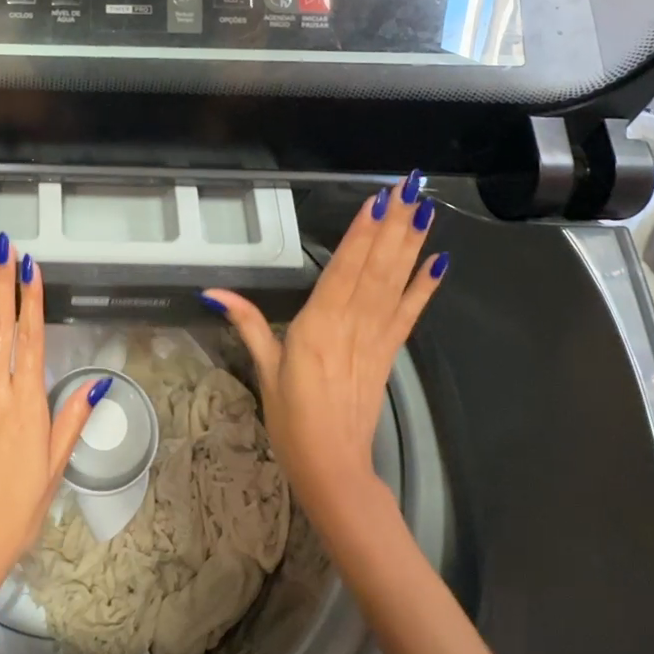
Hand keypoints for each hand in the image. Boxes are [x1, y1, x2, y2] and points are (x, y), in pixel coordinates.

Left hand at [0, 234, 100, 583]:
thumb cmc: (18, 508)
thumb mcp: (55, 467)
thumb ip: (71, 420)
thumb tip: (99, 384)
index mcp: (27, 405)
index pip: (30, 340)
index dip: (31, 300)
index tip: (31, 269)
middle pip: (0, 329)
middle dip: (2, 286)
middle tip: (2, 251)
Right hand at [203, 171, 446, 487]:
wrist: (333, 465)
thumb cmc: (291, 420)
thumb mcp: (264, 370)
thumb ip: (249, 325)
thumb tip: (214, 291)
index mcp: (317, 327)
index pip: (342, 271)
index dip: (360, 236)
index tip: (376, 203)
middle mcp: (351, 326)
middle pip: (374, 268)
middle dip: (392, 226)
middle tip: (410, 189)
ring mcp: (375, 339)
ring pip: (394, 283)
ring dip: (411, 245)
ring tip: (424, 210)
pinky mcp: (390, 354)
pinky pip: (409, 314)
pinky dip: (425, 287)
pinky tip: (438, 262)